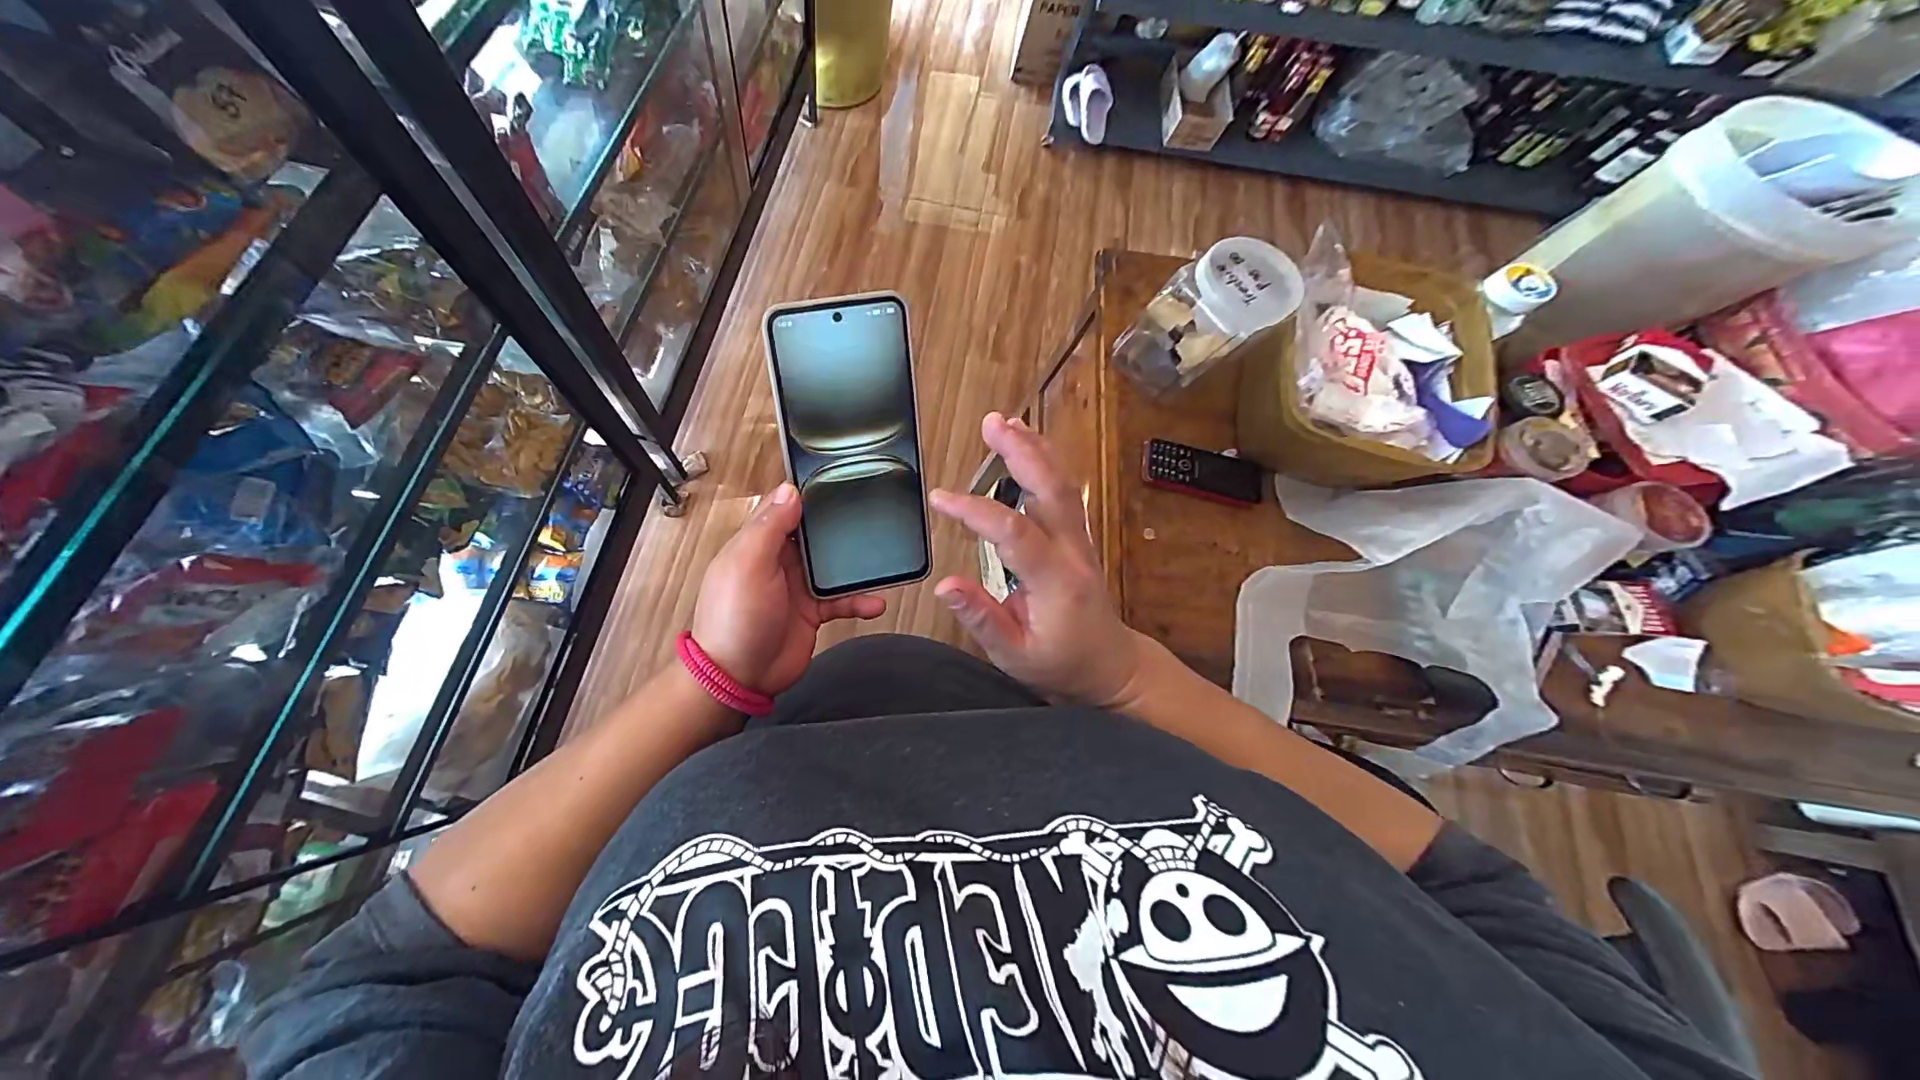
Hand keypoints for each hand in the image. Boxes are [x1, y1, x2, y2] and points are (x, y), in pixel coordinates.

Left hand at [690, 483, 885, 695]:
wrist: (738, 677)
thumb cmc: (733, 622)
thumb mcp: (748, 565)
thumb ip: (769, 527)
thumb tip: (790, 490)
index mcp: (758, 544)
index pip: (784, 508)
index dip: (808, 496)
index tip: (837, 482)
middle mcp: (778, 562)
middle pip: (815, 535)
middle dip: (839, 527)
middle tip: (869, 516)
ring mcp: (796, 587)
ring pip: (833, 566)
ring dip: (856, 565)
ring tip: (882, 559)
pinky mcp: (811, 612)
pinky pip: (842, 600)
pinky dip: (859, 601)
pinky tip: (875, 602)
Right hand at [929, 413, 1147, 706]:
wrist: (1109, 665)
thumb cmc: (1061, 663)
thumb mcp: (1014, 655)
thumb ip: (981, 617)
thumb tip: (944, 585)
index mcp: (1056, 582)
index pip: (1014, 533)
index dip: (976, 511)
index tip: (940, 498)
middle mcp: (1074, 553)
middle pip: (1052, 490)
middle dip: (1022, 452)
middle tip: (992, 424)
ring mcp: (1081, 542)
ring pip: (1063, 485)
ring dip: (1035, 450)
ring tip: (1005, 423)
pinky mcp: (1078, 539)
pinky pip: (1064, 493)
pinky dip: (1046, 464)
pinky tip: (1028, 446)